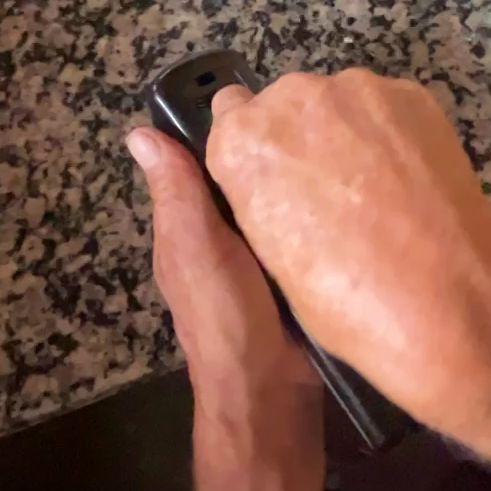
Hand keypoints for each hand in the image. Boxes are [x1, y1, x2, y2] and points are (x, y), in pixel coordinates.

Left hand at [128, 126, 324, 490]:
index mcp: (191, 224)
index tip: (261, 95)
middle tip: (320, 114)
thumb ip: (178, 199)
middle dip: (272, 146)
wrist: (274, 395)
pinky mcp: (300, 267)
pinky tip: (351, 187)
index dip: (223, 126)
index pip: (201, 159)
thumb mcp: (198, 255)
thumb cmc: (228, 322)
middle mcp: (225, 232)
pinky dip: (321, 205)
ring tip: (342, 139)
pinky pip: (307, 224)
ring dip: (300, 174)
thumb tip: (140, 133)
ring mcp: (265, 251)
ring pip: (279, 197)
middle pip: (246, 175)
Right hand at [203, 71, 490, 442]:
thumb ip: (259, 195)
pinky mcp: (408, 94)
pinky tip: (407, 181)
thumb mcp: (272, 257)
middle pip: (285, 104)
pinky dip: (391, 133)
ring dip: (347, 133)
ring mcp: (355, 91)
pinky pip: (385, 107)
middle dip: (302, 138)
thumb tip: (274, 181)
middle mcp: (292, 100)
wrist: (443, 294)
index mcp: (242, 143)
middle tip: (330, 192)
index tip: (274, 177)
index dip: (254, 150)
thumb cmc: (346, 297)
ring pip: (338, 103)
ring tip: (376, 191)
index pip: (228, 116)